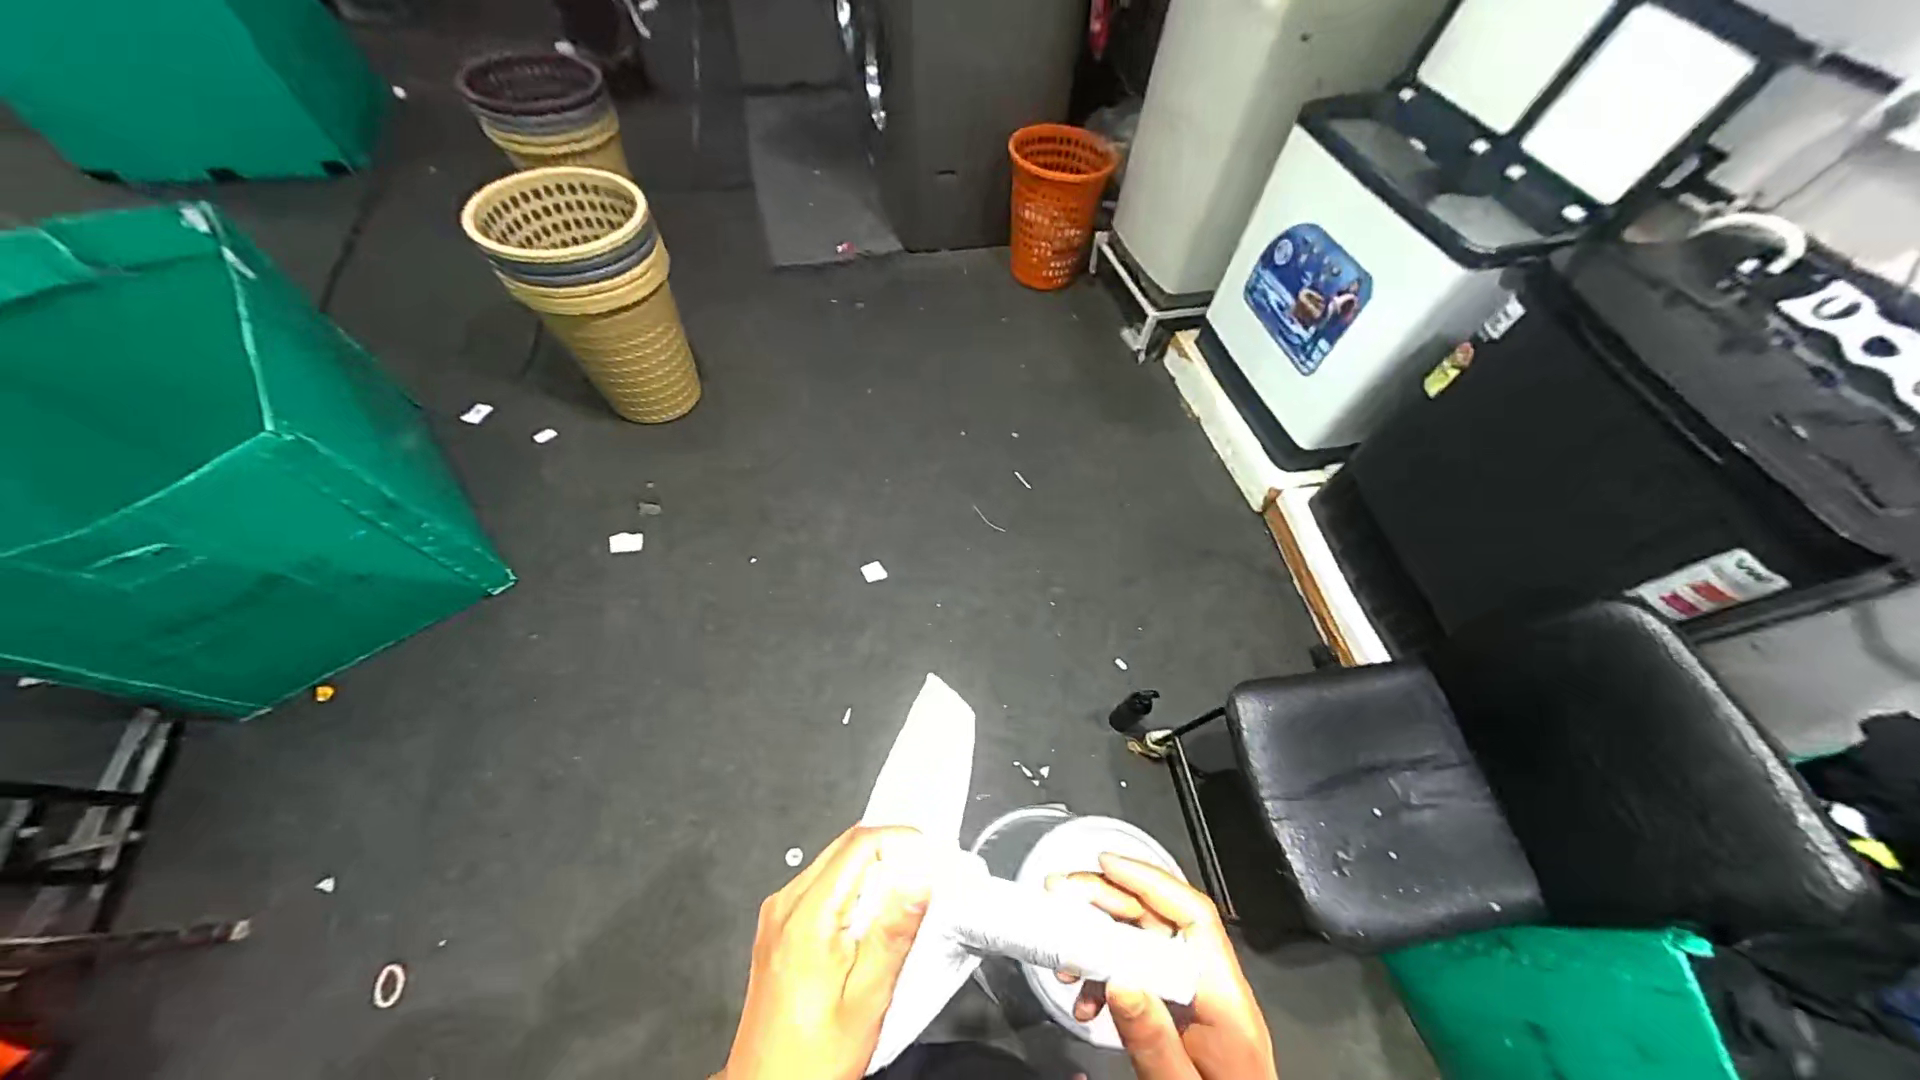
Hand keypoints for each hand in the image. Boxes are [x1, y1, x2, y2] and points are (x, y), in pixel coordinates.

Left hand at [717, 826, 932, 1079]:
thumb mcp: (867, 1000)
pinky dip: (854, 887)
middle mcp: (786, 906)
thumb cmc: (809, 1063)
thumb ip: (893, 934)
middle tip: (924, 876)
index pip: (860, 844)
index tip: (929, 855)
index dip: (901, 839)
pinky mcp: (779, 924)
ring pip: (836, 861)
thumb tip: (918, 882)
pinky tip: (870, 921)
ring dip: (873, 870)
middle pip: (847, 846)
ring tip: (901, 905)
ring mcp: (779, 913)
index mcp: (807, 918)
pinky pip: (823, 883)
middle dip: (891, 852)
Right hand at [1047, 854, 1276, 1079]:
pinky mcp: (1177, 1016)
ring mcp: (1194, 1001)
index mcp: (1226, 1001)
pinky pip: (1137, 975)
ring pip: (1141, 944)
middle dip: (1105, 901)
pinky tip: (1083, 1000)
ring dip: (1097, 940)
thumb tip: (1120, 980)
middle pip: (1158, 921)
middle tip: (1061, 895)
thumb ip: (1155, 1041)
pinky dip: (1104, 977)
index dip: (1148, 879)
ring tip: (1063, 956)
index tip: (1104, 864)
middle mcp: (1211, 989)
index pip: (1193, 915)